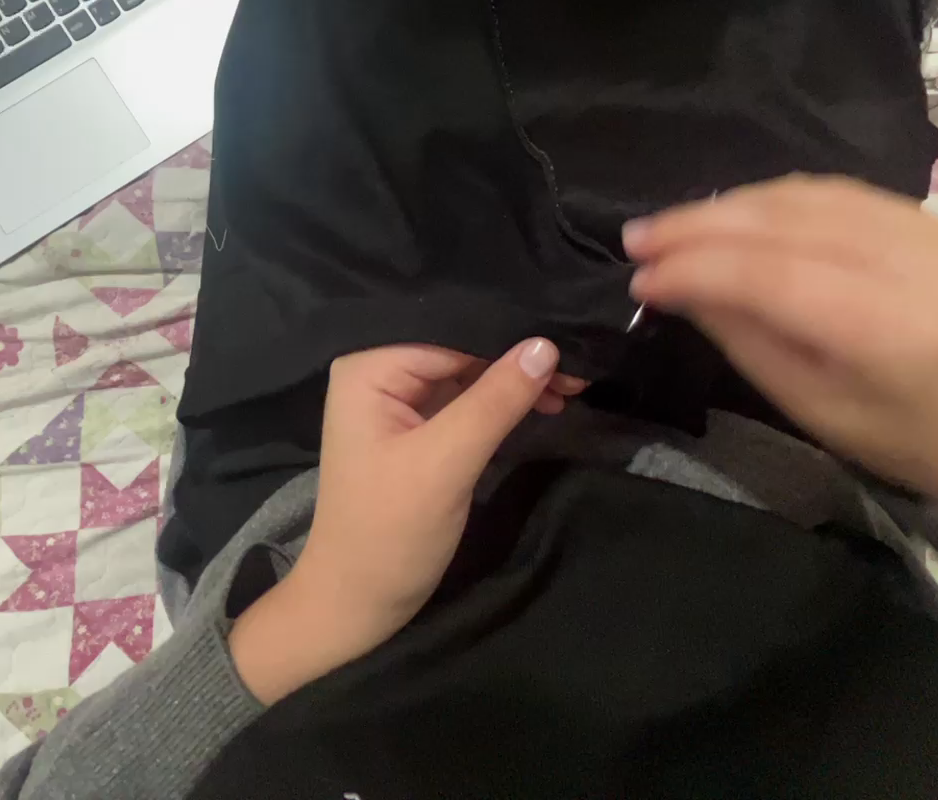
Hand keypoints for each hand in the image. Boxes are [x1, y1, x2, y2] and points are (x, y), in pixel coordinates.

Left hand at [229, 340, 584, 703]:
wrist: (357, 603)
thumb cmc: (390, 532)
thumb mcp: (446, 463)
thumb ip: (495, 401)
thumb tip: (545, 344)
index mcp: (369, 368)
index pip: (448, 333)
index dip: (508, 336)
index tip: (569, 340)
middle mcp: (378, 372)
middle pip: (458, 348)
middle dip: (516, 356)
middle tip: (580, 364)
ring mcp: (397, 399)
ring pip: (467, 372)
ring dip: (515, 379)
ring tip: (574, 384)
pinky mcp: (416, 426)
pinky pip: (465, 398)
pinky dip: (502, 401)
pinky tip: (543, 401)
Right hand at [623, 175, 937, 503]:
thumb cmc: (888, 432)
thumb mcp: (801, 400)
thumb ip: (737, 331)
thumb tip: (671, 281)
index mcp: (893, 330)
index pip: (774, 276)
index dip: (697, 268)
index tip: (639, 278)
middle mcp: (916, 263)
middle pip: (784, 224)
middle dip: (698, 227)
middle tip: (637, 238)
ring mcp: (924, 229)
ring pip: (799, 197)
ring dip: (723, 208)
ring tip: (669, 227)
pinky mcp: (918, 214)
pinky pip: (823, 191)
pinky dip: (763, 199)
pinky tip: (725, 215)